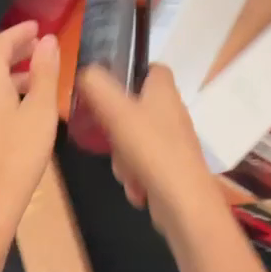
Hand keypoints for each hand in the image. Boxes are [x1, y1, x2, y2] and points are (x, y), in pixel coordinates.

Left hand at [0, 21, 60, 246]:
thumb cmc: (18, 155)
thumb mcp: (41, 110)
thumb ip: (45, 71)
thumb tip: (48, 40)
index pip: (2, 42)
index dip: (21, 32)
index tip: (39, 26)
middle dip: (16, 49)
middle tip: (40, 45)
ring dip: (10, 70)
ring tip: (37, 73)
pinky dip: (2, 87)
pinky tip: (21, 102)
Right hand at [76, 64, 224, 241]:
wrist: (185, 204)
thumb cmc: (151, 149)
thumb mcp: (116, 111)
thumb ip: (96, 86)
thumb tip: (85, 71)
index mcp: (164, 90)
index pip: (151, 67)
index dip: (129, 72)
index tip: (107, 88)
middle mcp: (172, 112)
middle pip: (134, 108)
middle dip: (115, 127)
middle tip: (109, 137)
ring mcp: (173, 142)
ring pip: (134, 139)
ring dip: (122, 158)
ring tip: (126, 170)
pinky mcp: (172, 168)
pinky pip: (143, 164)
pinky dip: (136, 177)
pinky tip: (137, 188)